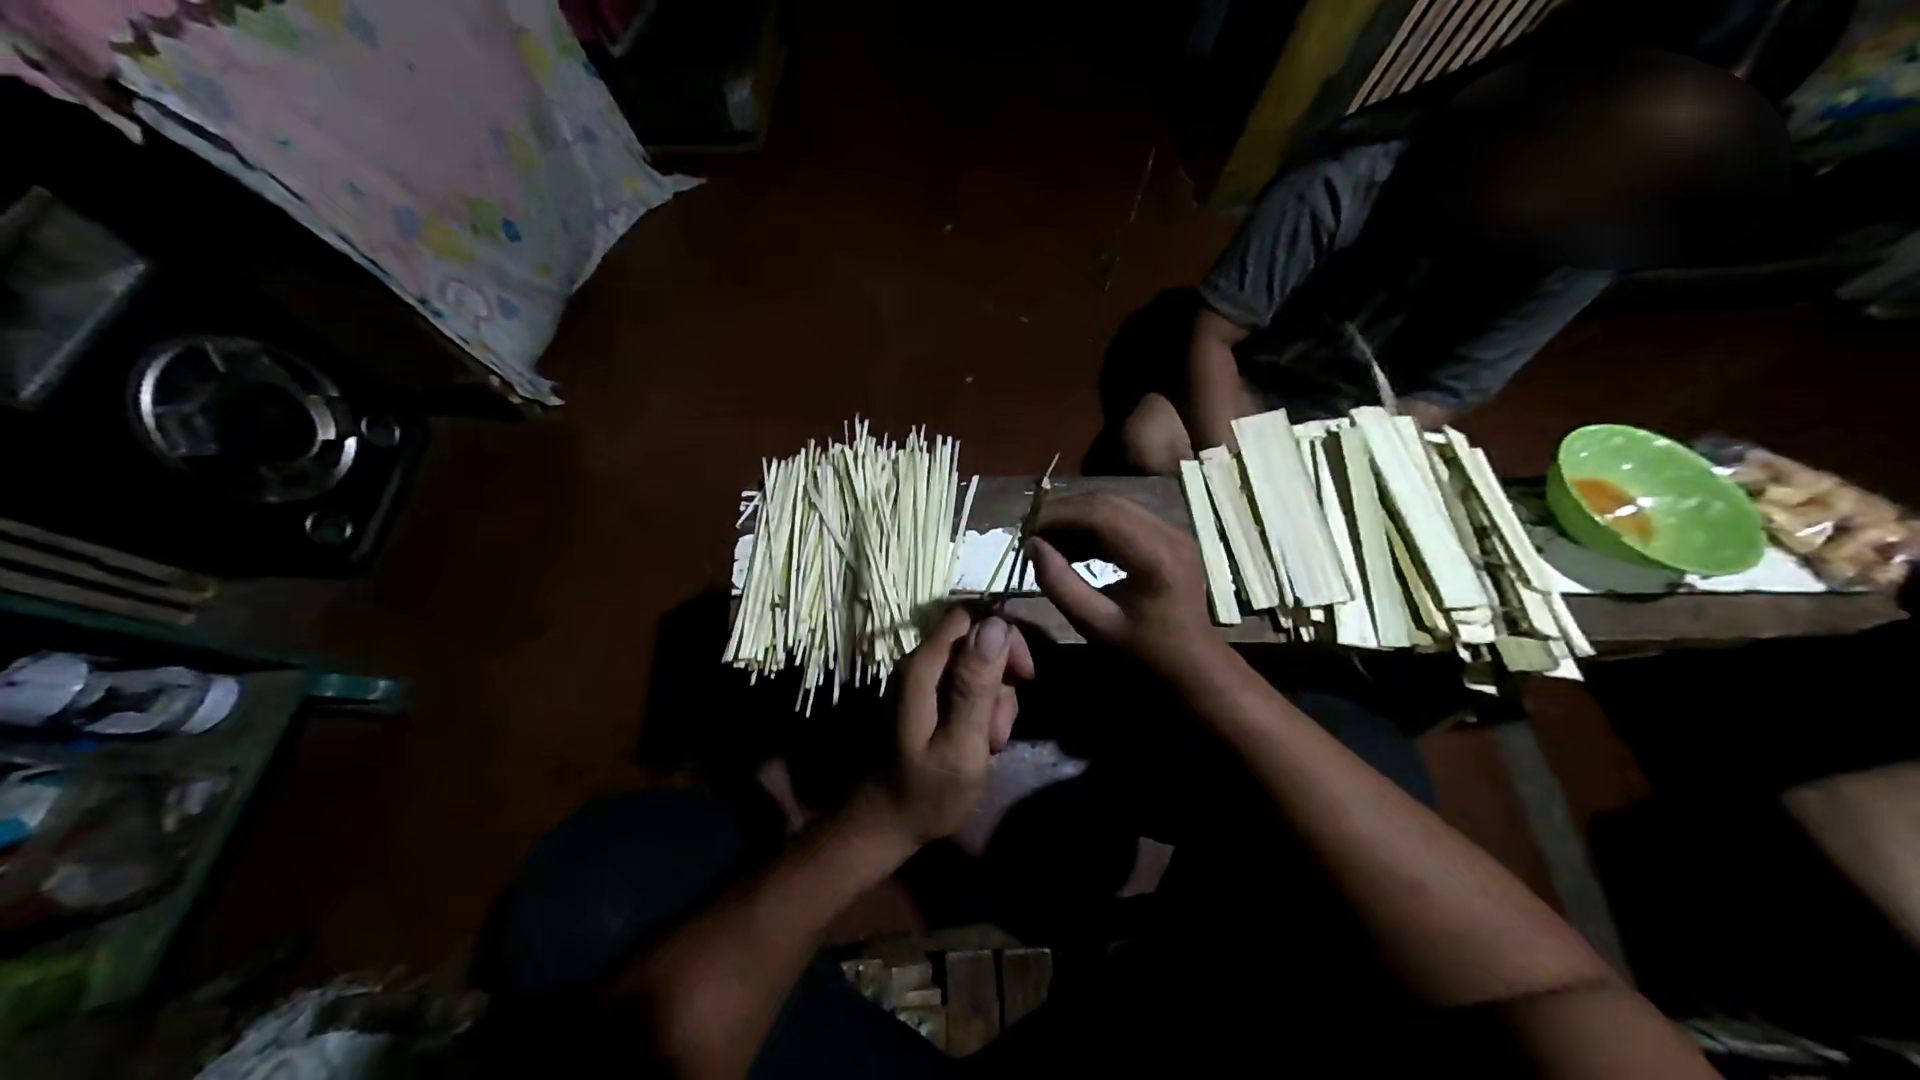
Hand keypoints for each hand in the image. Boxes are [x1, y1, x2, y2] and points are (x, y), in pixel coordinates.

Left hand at [855, 607, 1032, 847]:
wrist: (892, 822)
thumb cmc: (929, 792)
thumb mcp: (961, 744)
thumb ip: (975, 685)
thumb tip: (995, 624)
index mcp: (923, 668)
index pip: (969, 617)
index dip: (1003, 637)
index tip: (1023, 676)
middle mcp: (920, 664)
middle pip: (976, 640)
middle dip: (1002, 677)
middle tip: (1001, 723)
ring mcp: (924, 680)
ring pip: (978, 665)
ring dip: (996, 700)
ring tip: (990, 742)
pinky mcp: (930, 696)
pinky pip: (968, 685)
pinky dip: (984, 710)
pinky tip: (982, 742)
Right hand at [1028, 493, 1225, 677]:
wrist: (1193, 662)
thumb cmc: (1142, 649)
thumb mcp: (1093, 624)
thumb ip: (1060, 584)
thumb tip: (1032, 546)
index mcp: (1155, 558)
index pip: (1099, 514)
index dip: (1058, 515)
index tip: (1026, 530)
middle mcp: (1169, 534)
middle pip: (1107, 502)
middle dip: (1064, 512)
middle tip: (1032, 532)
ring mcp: (1174, 531)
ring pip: (1115, 505)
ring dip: (1077, 517)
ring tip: (1048, 541)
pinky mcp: (1171, 535)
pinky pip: (1125, 517)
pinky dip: (1094, 525)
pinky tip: (1074, 547)